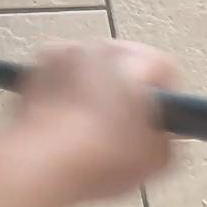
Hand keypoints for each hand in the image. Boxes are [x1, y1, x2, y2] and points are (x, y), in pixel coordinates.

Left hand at [6, 39, 177, 206]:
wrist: (41, 160)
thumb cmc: (100, 158)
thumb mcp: (156, 158)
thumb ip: (170, 135)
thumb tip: (165, 130)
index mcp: (132, 61)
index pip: (163, 66)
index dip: (166, 96)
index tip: (160, 117)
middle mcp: (97, 46)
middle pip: (125, 60)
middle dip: (130, 86)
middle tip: (128, 123)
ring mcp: (63, 52)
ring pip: (92, 63)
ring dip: (97, 82)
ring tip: (95, 122)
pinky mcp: (36, 65)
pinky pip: (62, 70)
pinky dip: (68, 85)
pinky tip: (69, 115)